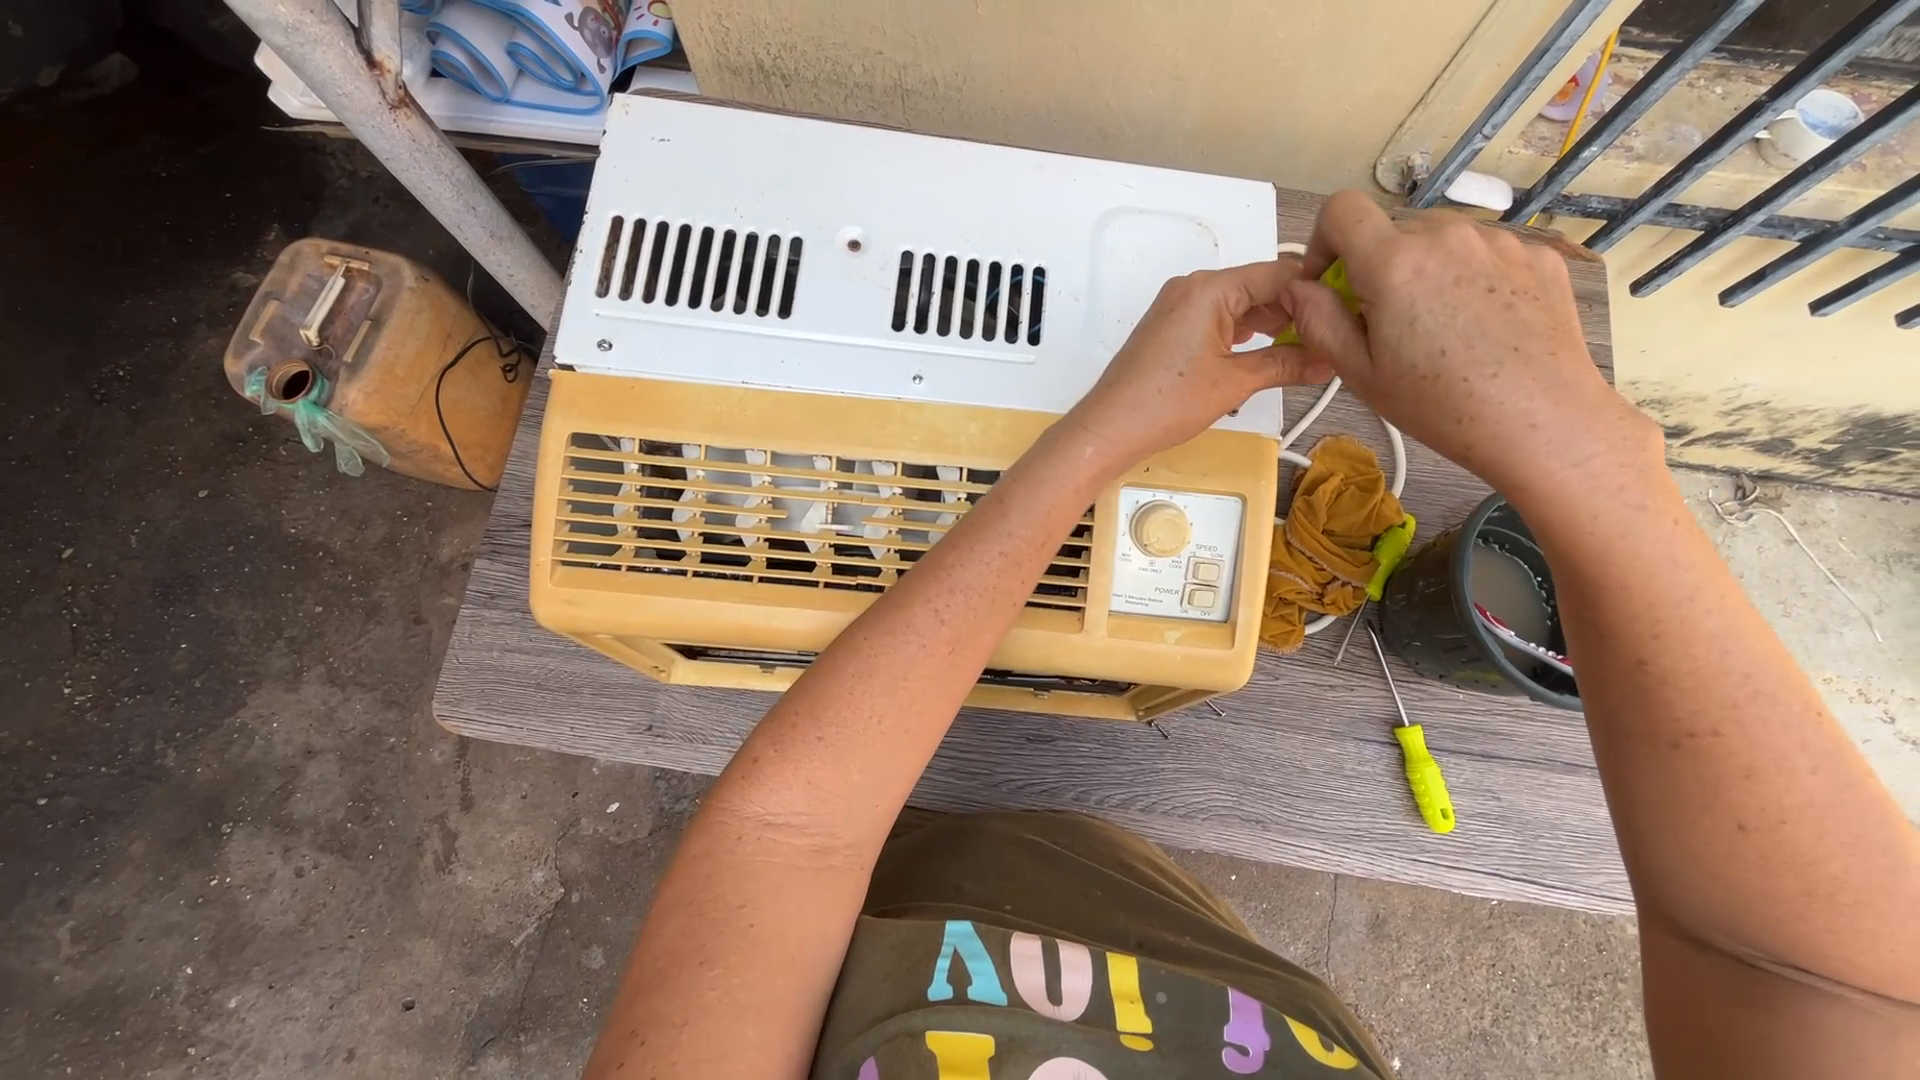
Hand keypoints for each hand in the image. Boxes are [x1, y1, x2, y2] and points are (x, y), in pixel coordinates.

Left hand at [1066, 261, 1334, 467]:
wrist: (1110, 427)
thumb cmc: (1167, 403)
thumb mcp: (1235, 382)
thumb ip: (1286, 364)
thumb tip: (1328, 361)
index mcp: (1210, 289)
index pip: (1279, 274)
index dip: (1314, 294)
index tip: (1341, 317)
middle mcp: (1192, 287)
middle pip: (1259, 288)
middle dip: (1293, 314)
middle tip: (1326, 342)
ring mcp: (1177, 306)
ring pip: (1238, 306)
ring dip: (1268, 327)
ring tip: (1300, 354)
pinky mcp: (1169, 327)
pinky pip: (1215, 319)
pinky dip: (1240, 336)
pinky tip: (1261, 357)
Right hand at [1279, 190, 1661, 502]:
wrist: (1542, 421)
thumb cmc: (1441, 405)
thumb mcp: (1359, 373)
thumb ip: (1318, 320)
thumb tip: (1298, 289)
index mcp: (1395, 264)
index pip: (1341, 210)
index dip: (1322, 241)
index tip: (1328, 280)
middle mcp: (1447, 236)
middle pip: (1391, 229)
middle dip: (1376, 267)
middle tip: (1384, 323)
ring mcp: (1498, 241)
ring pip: (1439, 240)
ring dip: (1424, 271)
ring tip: (1437, 328)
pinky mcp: (1536, 255)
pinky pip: (1484, 253)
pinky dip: (1469, 279)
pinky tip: (1479, 327)